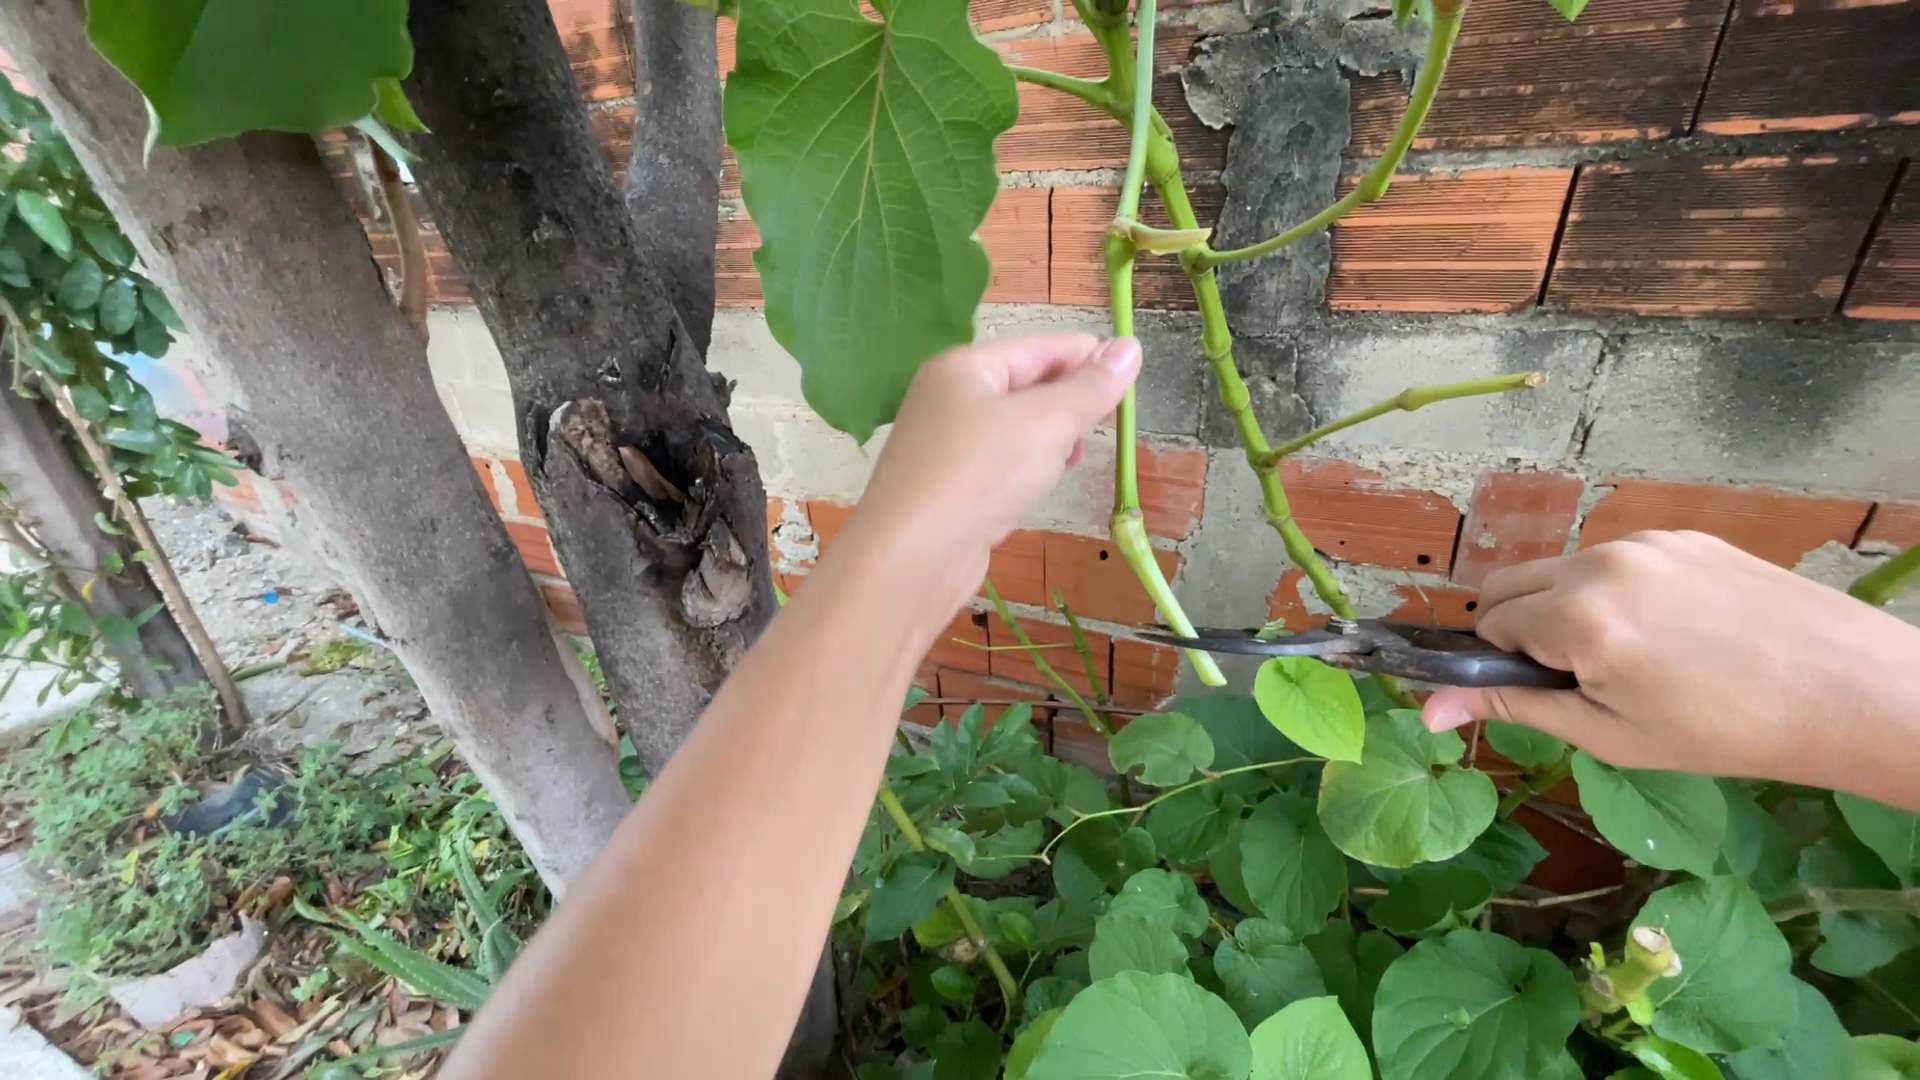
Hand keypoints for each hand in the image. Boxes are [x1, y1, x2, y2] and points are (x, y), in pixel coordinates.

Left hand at [843, 333, 1139, 573]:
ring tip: (1079, 454)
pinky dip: (1026, 471)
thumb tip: (1129, 347)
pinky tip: (1042, 486)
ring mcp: (943, 448)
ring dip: (1050, 439)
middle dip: (1069, 402)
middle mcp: (946, 401)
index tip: (1134, 370)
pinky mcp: (947, 491)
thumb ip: (1089, 388)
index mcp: (964, 368)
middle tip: (1110, 420)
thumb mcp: (1047, 422)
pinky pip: (998, 467)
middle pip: (1024, 388)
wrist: (912, 559)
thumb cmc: (980, 474)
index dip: (1087, 356)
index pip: (1039, 348)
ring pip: (1013, 431)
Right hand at [1422, 530, 1919, 795]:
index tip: (1554, 684)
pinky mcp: (1681, 536)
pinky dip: (1612, 588)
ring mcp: (1643, 544)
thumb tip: (1426, 711)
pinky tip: (1672, 622)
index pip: (1490, 624)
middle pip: (1505, 584)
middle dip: (1519, 624)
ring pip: (1555, 570)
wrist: (1870, 697)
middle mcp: (1597, 565)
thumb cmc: (1729, 732)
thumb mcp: (1609, 733)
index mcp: (1576, 618)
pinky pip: (1610, 558)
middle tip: (1578, 667)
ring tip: (1634, 646)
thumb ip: (1510, 708)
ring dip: (1563, 604)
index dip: (1507, 660)